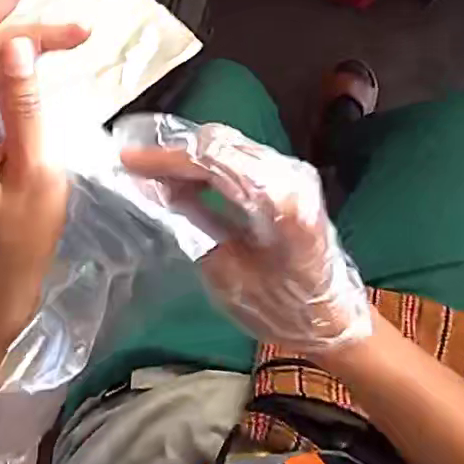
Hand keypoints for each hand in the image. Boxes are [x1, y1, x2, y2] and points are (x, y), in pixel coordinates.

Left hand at [0, 0, 89, 307]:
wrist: (10, 270)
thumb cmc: (24, 231)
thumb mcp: (35, 168)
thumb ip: (24, 106)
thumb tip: (19, 46)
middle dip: (19, 34)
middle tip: (74, 29)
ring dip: (26, 48)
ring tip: (75, 36)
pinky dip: (22, 70)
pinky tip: (51, 58)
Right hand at [121, 120, 372, 350]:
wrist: (336, 321)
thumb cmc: (283, 311)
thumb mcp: (228, 275)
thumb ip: (195, 226)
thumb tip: (157, 193)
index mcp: (278, 201)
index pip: (211, 159)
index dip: (164, 157)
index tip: (127, 161)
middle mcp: (289, 175)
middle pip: (220, 142)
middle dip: (172, 151)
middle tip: (133, 167)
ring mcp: (292, 173)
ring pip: (227, 144)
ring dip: (187, 156)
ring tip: (150, 174)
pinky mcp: (287, 179)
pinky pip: (237, 157)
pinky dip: (205, 164)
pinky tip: (181, 180)